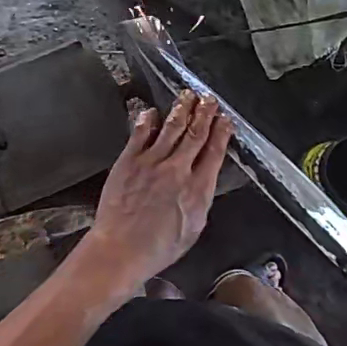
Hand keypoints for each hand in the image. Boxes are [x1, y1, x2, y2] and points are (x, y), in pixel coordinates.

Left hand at [71, 90, 232, 291]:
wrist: (121, 249)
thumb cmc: (157, 248)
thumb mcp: (194, 228)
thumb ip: (201, 199)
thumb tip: (204, 182)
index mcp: (197, 188)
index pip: (214, 151)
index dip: (221, 132)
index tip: (225, 120)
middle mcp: (178, 169)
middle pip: (195, 133)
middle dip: (205, 113)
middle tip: (209, 99)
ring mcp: (152, 162)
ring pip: (171, 127)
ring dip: (181, 109)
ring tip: (188, 96)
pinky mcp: (129, 161)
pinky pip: (140, 134)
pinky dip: (147, 120)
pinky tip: (151, 111)